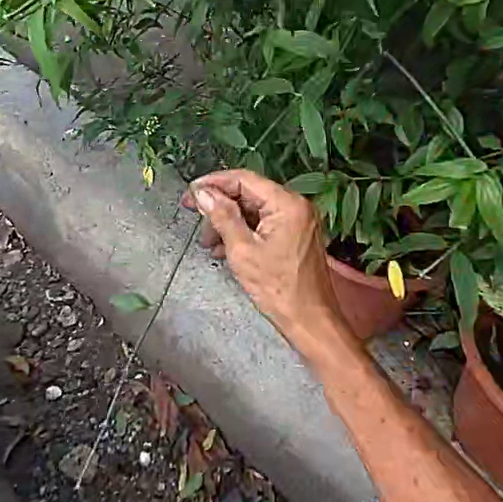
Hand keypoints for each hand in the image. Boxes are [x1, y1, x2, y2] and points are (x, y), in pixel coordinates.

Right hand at [181, 169, 353, 356]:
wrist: (311, 321)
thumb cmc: (279, 290)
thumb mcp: (242, 250)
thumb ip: (222, 216)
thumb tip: (202, 193)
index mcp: (287, 204)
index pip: (244, 179)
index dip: (214, 182)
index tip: (192, 191)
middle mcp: (296, 205)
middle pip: (249, 193)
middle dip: (220, 205)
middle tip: (195, 215)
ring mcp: (298, 219)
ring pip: (254, 209)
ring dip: (229, 221)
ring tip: (209, 241)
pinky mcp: (296, 234)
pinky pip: (264, 222)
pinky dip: (244, 231)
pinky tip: (226, 248)